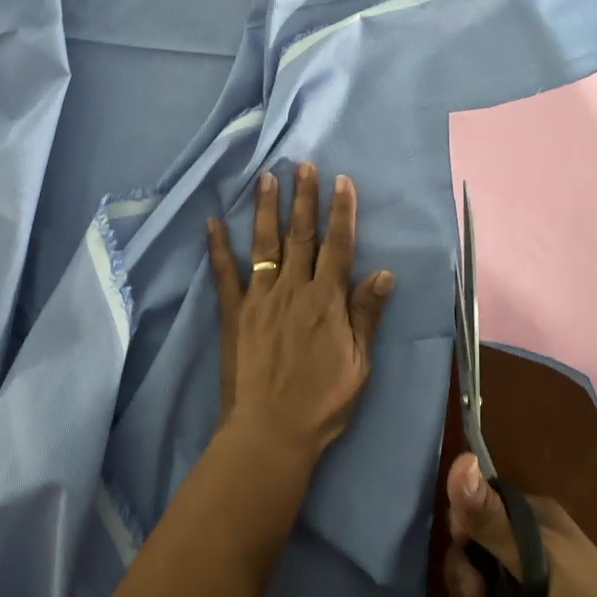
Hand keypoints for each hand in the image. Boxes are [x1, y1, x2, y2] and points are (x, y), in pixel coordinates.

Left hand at [207, 162, 395, 460]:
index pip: (338, 245)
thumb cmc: (323, 402)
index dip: (341, 212)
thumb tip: (384, 272)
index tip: (341, 181)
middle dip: (303, 197)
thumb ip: (367, 315)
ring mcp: (261, 297)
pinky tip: (212, 222)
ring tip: (266, 177)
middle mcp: (294, 288)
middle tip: (302, 165)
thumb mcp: (359, 363)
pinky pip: (225, 274)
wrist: (271, 431)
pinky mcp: (235, 313)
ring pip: (265, 243)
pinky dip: (218, 247)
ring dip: (267, 208)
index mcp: (327, 300)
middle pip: (302, 234)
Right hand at [444, 453, 596, 596]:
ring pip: (477, 571)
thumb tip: (460, 458)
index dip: (460, 525)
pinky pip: (491, 589)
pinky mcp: (525, 595)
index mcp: (529, 515)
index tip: (463, 550)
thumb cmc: (582, 592)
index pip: (476, 503)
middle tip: (475, 594)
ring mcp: (524, 574)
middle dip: (463, 567)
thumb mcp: (535, 554)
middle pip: (472, 542)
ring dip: (467, 588)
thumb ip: (493, 517)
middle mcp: (522, 539)